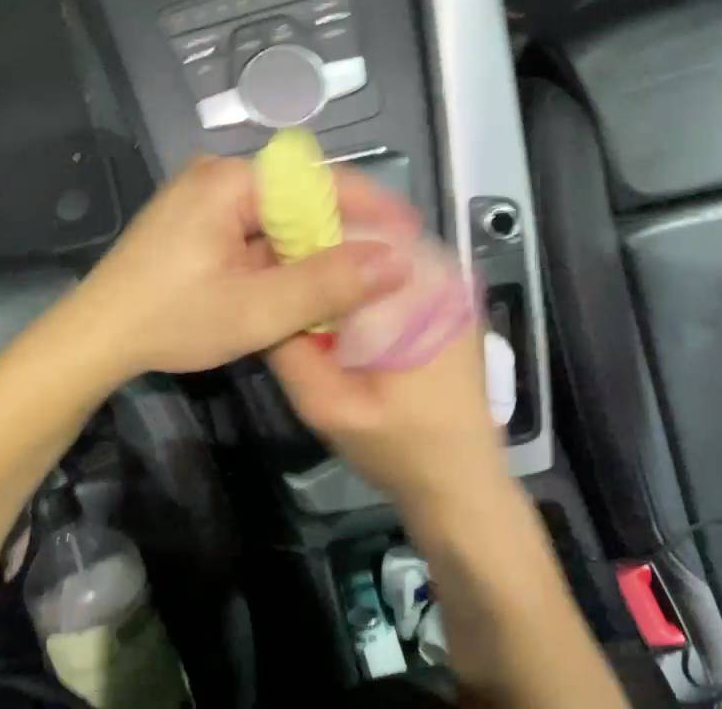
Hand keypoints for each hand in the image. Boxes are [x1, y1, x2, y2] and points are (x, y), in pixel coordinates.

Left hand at [43, 155, 405, 382]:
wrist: (96, 336)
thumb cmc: (170, 320)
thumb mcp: (256, 309)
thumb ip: (328, 284)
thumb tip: (395, 261)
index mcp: (228, 180)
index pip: (317, 179)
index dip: (370, 205)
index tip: (411, 234)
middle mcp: (215, 176)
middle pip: (298, 196)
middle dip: (341, 232)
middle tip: (386, 268)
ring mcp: (200, 198)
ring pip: (276, 216)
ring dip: (310, 248)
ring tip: (355, 281)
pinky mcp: (193, 222)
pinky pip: (251, 230)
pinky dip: (278, 256)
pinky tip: (302, 286)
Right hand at [267, 171, 506, 499]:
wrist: (462, 491)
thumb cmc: (399, 449)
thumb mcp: (326, 405)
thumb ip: (288, 350)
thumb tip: (258, 294)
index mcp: (418, 293)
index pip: (354, 231)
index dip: (304, 230)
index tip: (264, 243)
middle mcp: (443, 278)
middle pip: (368, 232)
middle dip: (318, 240)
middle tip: (272, 259)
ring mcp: (451, 292)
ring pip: (380, 250)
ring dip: (338, 258)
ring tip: (294, 276)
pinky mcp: (447, 308)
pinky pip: (394, 272)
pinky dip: (359, 277)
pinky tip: (329, 303)